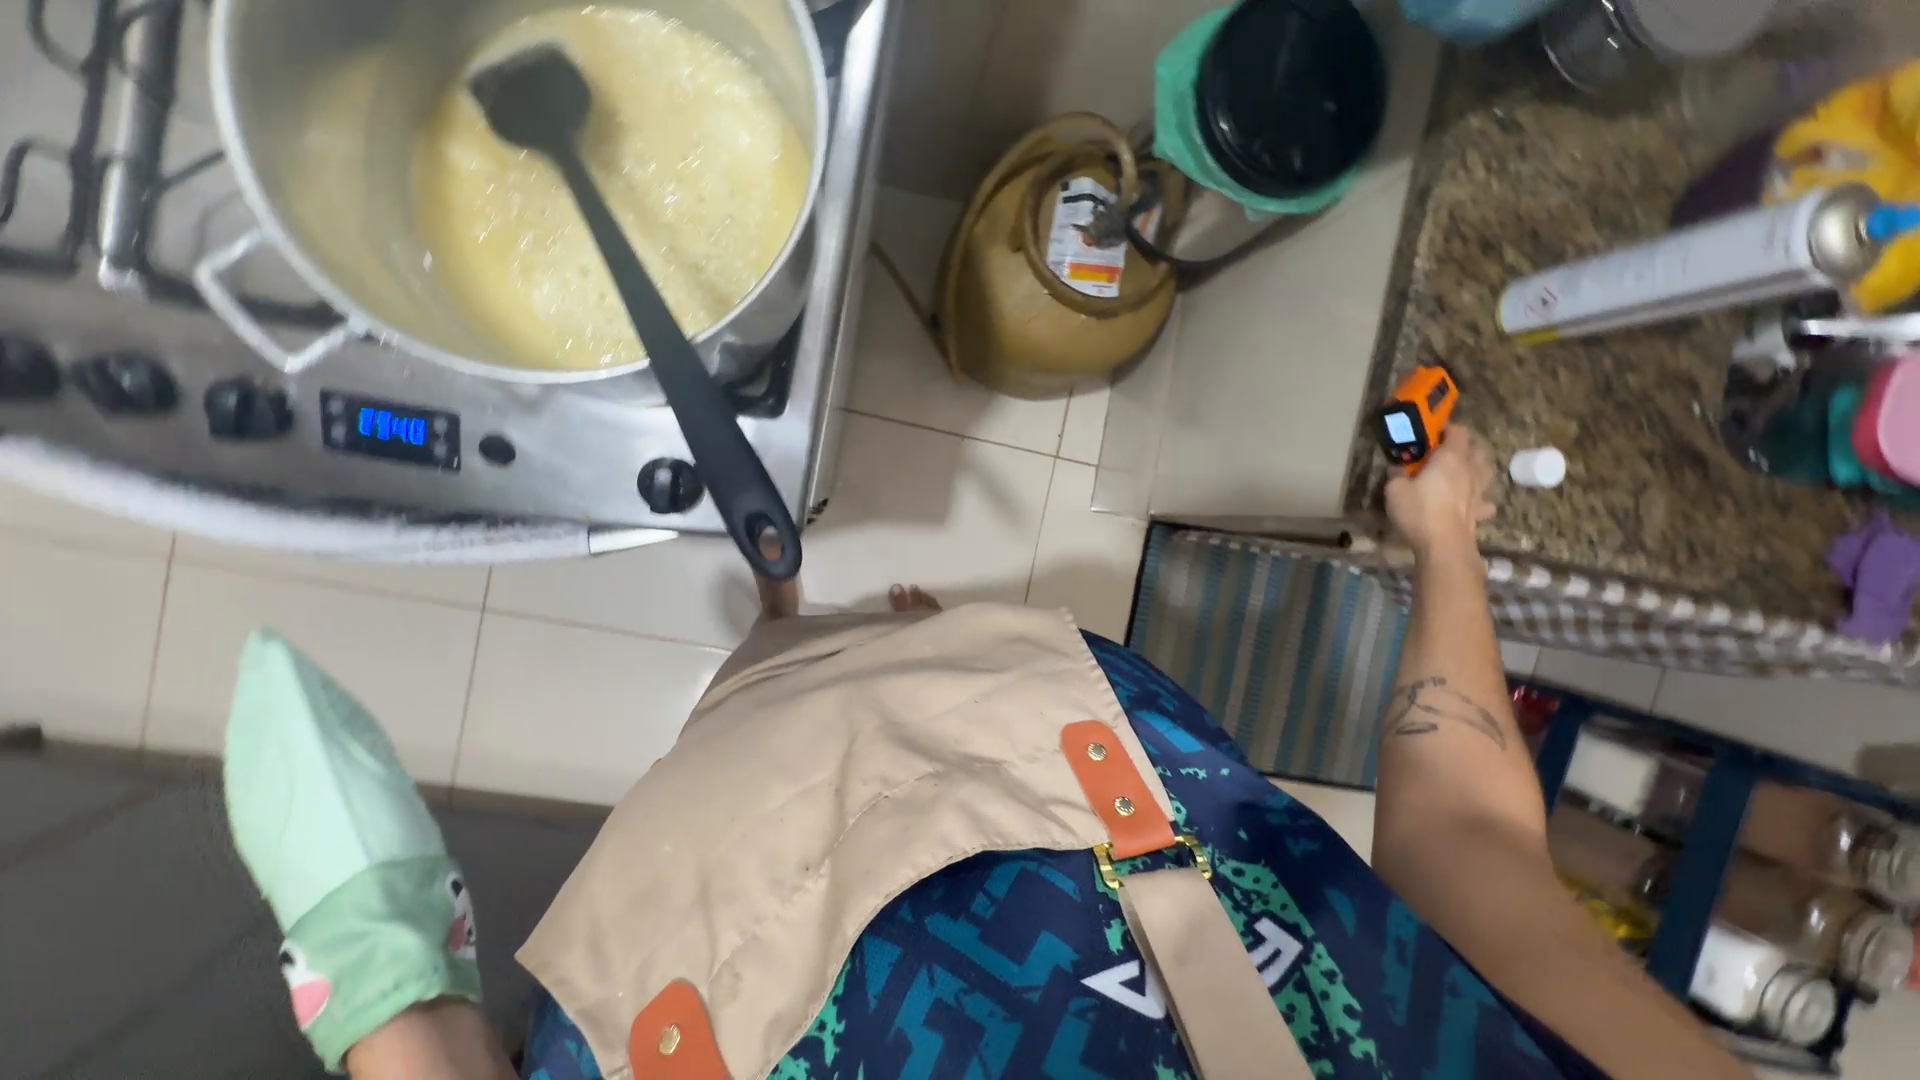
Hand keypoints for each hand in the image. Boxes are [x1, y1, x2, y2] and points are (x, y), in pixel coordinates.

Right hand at [1385, 426, 1495, 559]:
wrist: (1443, 544)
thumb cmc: (1418, 511)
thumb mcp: (1394, 490)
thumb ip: (1397, 475)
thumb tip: (1398, 469)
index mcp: (1450, 458)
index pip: (1458, 432)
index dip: (1447, 429)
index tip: (1433, 433)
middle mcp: (1469, 469)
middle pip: (1478, 448)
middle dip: (1466, 446)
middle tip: (1448, 452)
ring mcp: (1479, 490)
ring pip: (1486, 470)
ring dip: (1478, 467)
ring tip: (1464, 472)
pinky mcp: (1481, 510)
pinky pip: (1485, 500)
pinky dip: (1479, 498)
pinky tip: (1470, 502)